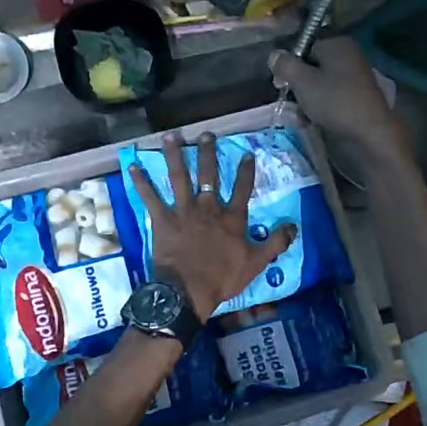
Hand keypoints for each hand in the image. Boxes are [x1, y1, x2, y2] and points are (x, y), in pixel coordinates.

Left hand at [125, 131, 295, 315]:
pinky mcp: (162, 219)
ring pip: (179, 177)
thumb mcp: (256, 263)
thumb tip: (294, 226)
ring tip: (172, 136)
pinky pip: (149, 197)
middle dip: (207, 153)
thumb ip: (275, 242)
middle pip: (209, 175)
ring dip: (175, 155)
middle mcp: (208, 208)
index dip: (245, 171)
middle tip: (206, 134)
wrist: (188, 290)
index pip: (242, 189)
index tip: (246, 154)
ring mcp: (183, 211)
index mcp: (232, 219)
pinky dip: (140, 182)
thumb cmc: (222, 278)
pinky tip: (132, 166)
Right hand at [269, 36, 408, 164]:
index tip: (280, 84)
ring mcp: (354, 75)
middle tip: (290, 102)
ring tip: (301, 116)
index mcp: (336, 44)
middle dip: (296, 85)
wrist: (370, 130)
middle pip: (310, 66)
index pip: (303, 47)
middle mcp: (347, 54)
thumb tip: (274, 55)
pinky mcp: (356, 94)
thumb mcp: (302, 82)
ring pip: (318, 83)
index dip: (289, 65)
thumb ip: (285, 66)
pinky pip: (330, 95)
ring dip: (305, 99)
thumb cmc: (334, 101)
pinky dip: (319, 106)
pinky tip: (312, 120)